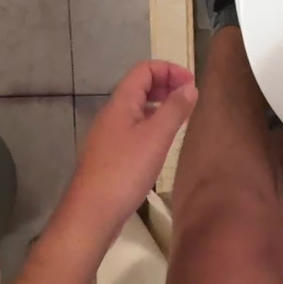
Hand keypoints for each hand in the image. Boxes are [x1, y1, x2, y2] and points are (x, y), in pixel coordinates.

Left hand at [62, 60, 197, 228]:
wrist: (90, 214)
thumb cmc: (124, 170)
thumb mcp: (156, 137)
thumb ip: (174, 109)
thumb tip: (190, 86)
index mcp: (121, 102)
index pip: (145, 69)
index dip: (169, 70)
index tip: (191, 84)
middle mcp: (112, 113)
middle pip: (140, 86)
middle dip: (166, 85)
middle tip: (189, 99)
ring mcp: (108, 134)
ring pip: (136, 108)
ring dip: (159, 106)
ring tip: (180, 119)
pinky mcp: (109, 154)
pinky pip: (133, 128)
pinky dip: (151, 125)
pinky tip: (161, 144)